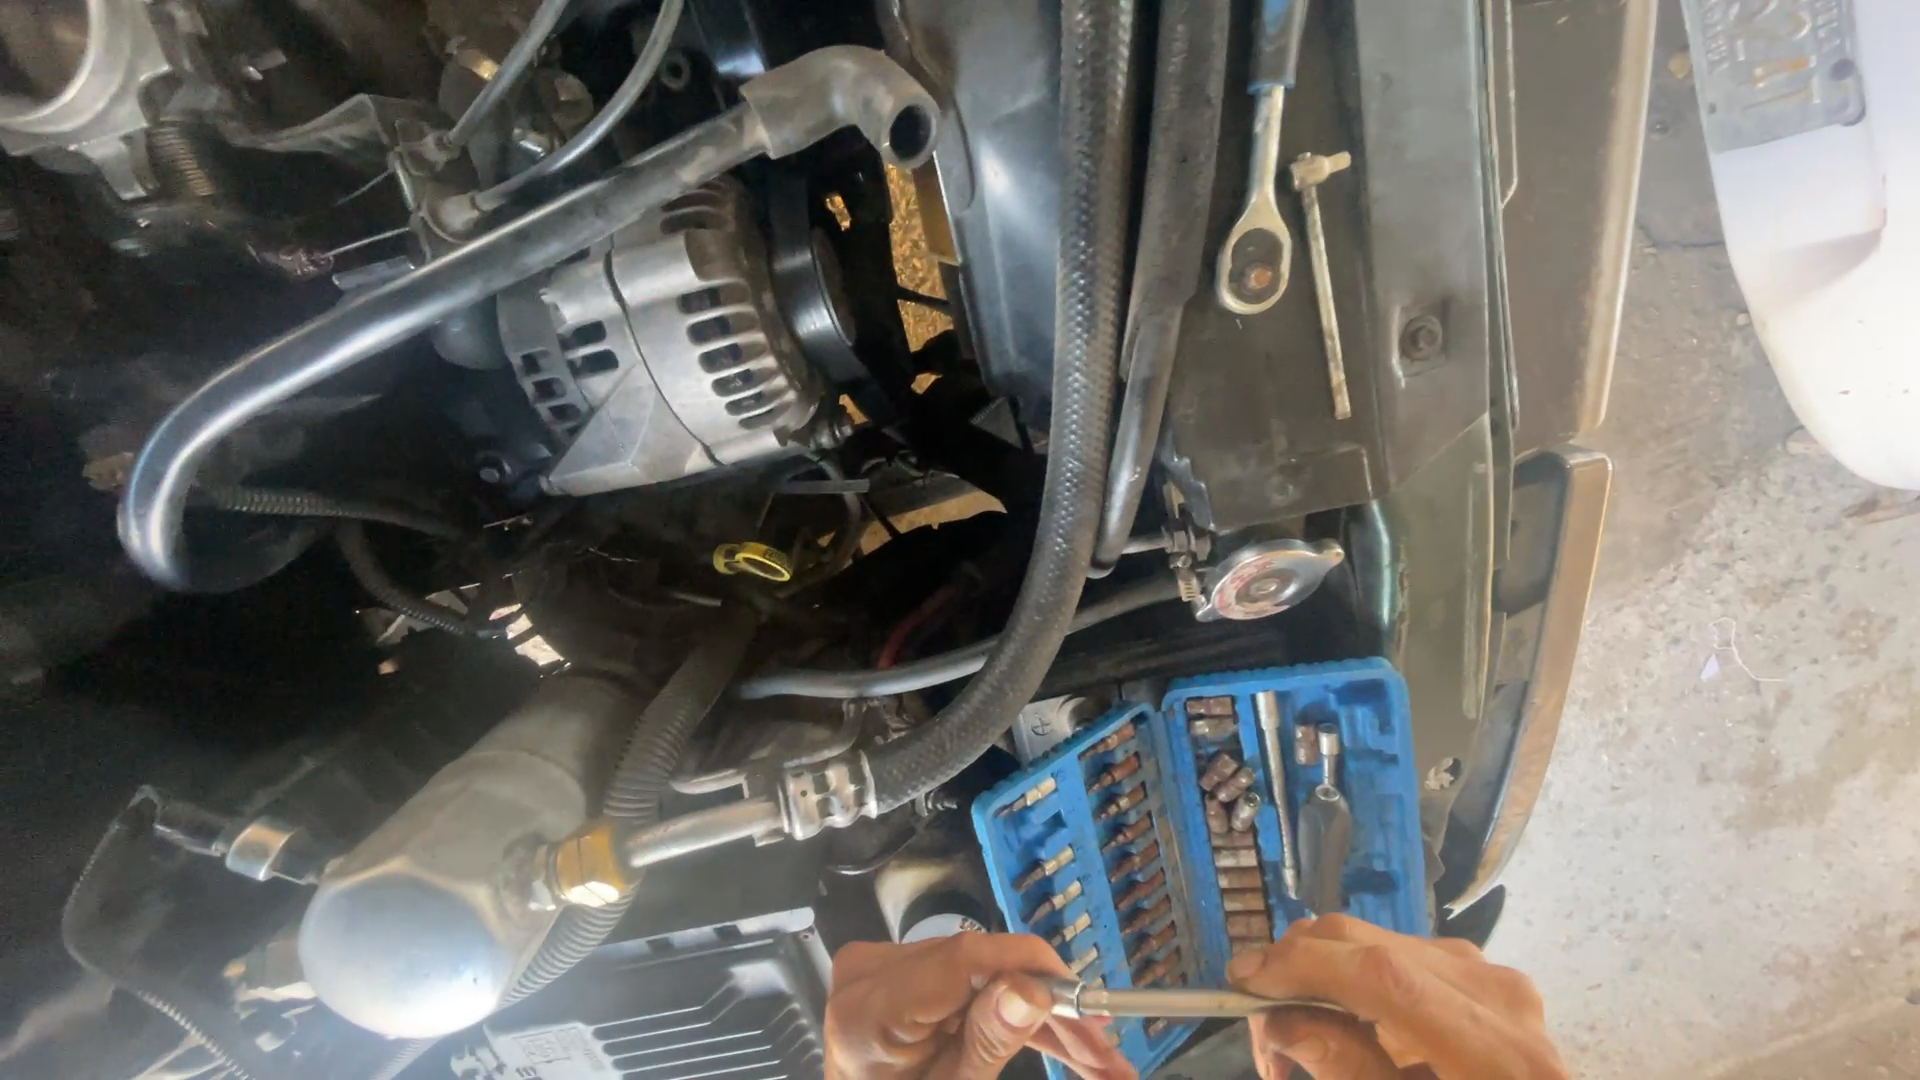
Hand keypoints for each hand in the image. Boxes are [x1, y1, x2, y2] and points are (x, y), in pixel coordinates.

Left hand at [825, 932, 1136, 1079]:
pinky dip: (1007, 1012)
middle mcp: (873, 969)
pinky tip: (1059, 1041)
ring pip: (982, 978)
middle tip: (1106, 1052)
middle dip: (1048, 1009)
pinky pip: (966, 984)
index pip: (962, 958)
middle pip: (981, 969)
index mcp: (871, 1006)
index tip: (1085, 1000)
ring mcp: (885, 967)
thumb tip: (1033, 990)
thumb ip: (986, 1043)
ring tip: (1098, 1059)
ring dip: (1038, 1016)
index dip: (1029, 966)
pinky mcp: (902, 972)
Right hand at [1227, 915, 1566, 1078]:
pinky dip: (1347, 971)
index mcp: (1497, 1054)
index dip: (1302, 967)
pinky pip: (1390, 951)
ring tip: (1292, 1026)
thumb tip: (1273, 1016)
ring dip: (1315, 970)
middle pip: (1368, 944)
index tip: (1242, 980)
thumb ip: (1343, 1069)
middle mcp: (1496, 993)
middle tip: (1258, 1021)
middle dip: (1296, 967)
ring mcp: (1489, 976)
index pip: (1380, 975)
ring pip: (1371, 940)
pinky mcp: (1476, 972)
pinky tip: (1333, 1012)